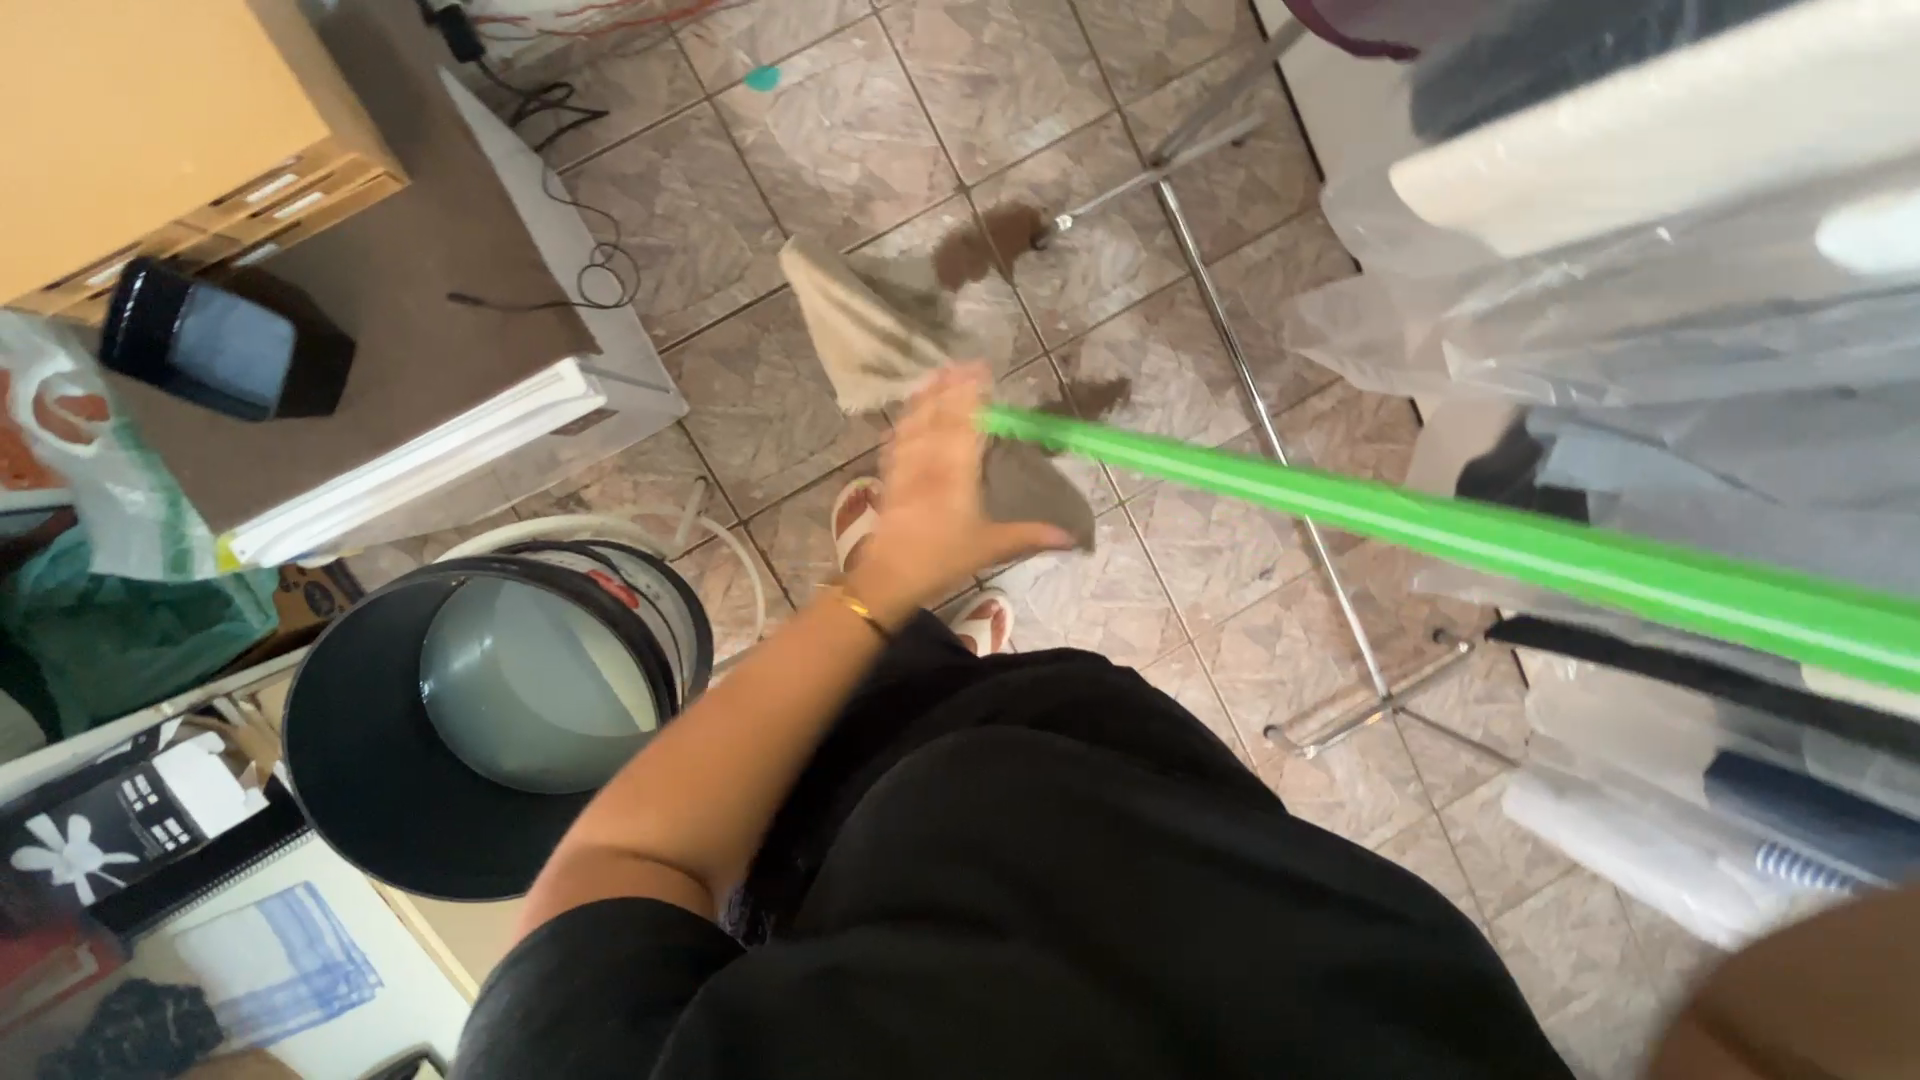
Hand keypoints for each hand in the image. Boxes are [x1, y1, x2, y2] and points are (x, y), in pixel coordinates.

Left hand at [846, 364, 1076, 623]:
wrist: (890, 576)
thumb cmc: (943, 559)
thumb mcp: (989, 548)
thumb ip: (1029, 536)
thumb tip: (1070, 537)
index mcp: (957, 474)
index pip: (965, 426)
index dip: (972, 397)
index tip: (980, 373)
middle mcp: (930, 463)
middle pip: (939, 418)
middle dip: (949, 389)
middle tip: (958, 364)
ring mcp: (906, 469)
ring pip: (915, 425)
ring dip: (924, 399)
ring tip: (932, 377)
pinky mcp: (889, 480)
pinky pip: (896, 444)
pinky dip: (902, 425)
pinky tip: (904, 416)